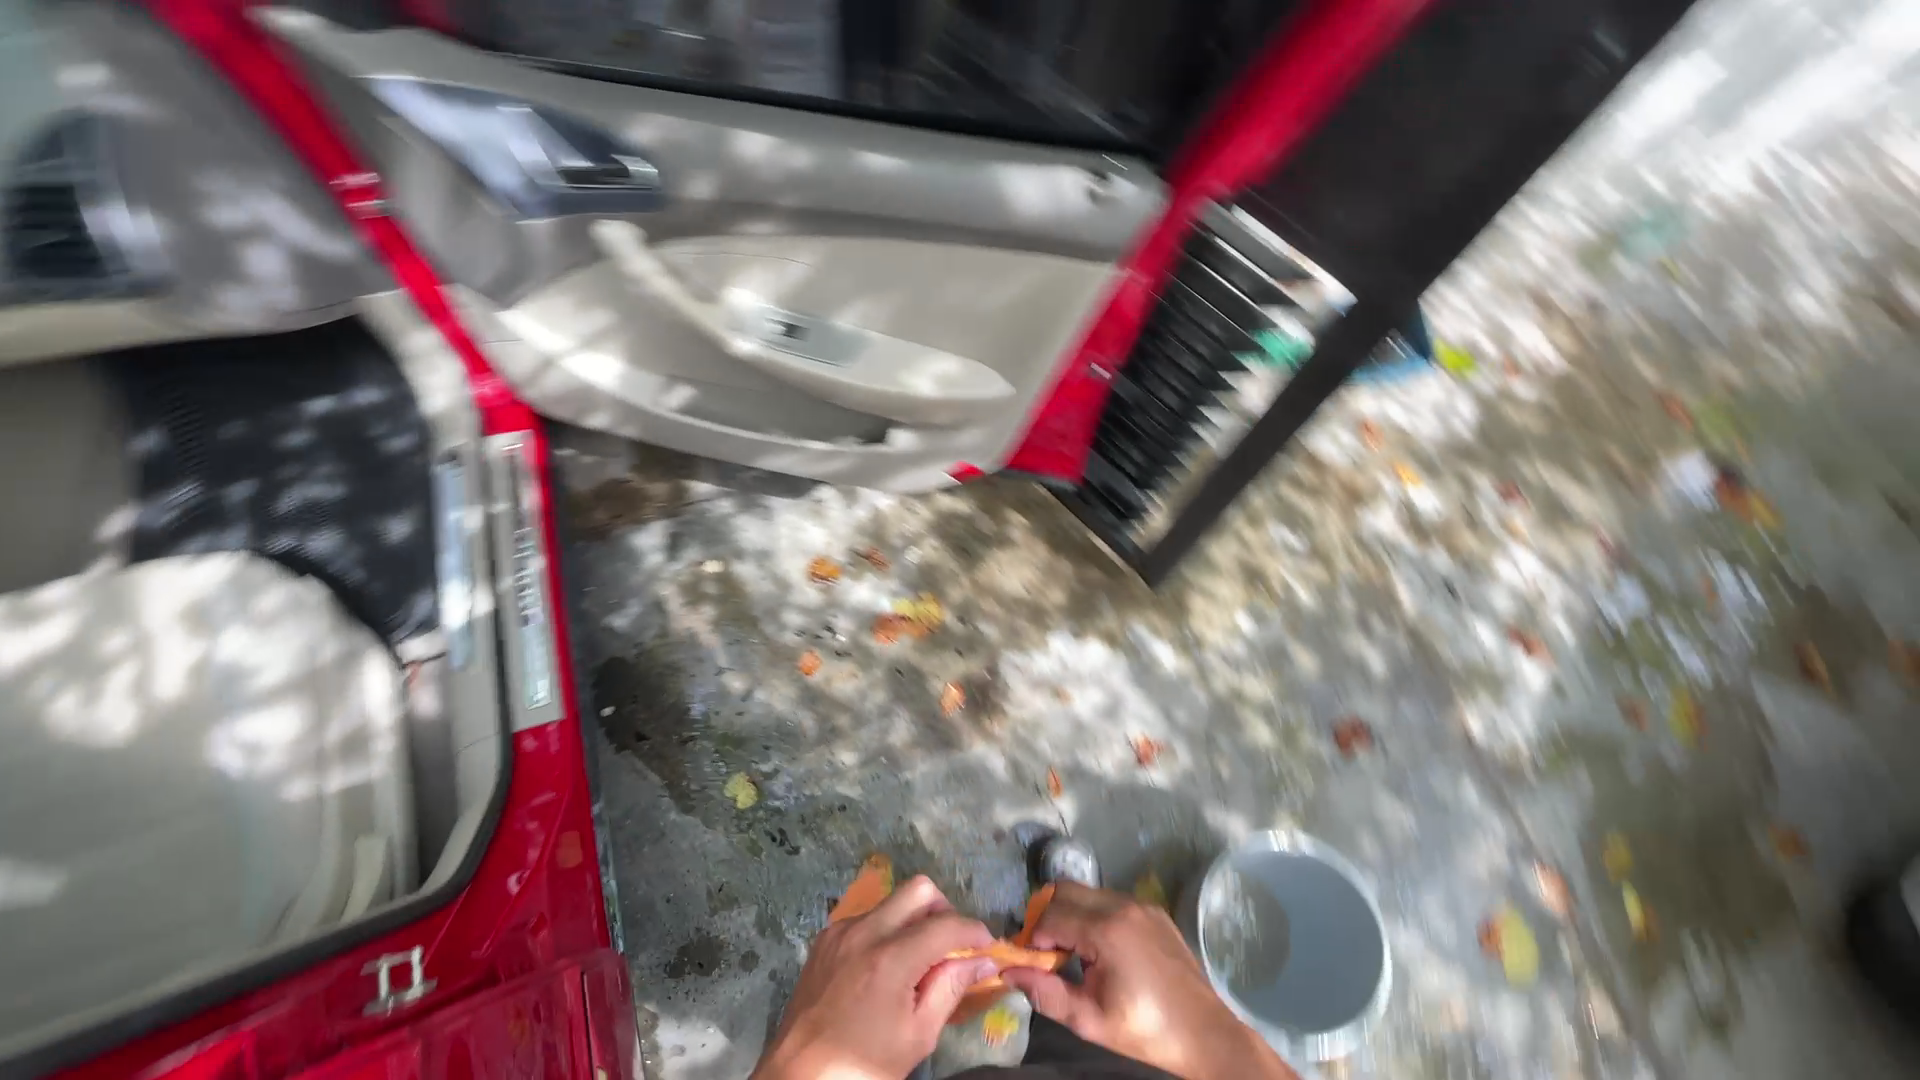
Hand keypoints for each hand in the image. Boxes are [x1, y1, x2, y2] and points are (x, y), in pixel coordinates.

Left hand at [753, 875, 998, 1079]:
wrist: (798, 1078)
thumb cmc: (863, 1066)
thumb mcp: (918, 1036)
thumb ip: (951, 988)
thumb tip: (982, 960)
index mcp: (889, 959)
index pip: (946, 924)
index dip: (974, 931)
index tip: (987, 947)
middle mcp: (864, 932)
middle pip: (919, 889)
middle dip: (943, 911)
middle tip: (950, 946)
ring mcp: (840, 931)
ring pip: (892, 901)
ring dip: (914, 919)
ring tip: (918, 961)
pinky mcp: (825, 938)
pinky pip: (867, 917)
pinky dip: (886, 930)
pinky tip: (886, 967)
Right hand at [1000, 883, 1296, 1079]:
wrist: (1204, 1032)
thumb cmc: (1144, 1028)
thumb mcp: (1090, 1020)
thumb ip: (1046, 993)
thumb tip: (1009, 972)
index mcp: (1106, 930)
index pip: (1050, 916)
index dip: (1034, 938)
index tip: (1035, 963)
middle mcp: (1122, 905)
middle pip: (1065, 891)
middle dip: (1048, 917)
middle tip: (1049, 953)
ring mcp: (1141, 904)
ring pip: (1088, 892)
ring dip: (1072, 914)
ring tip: (1075, 953)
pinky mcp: (1154, 910)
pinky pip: (1111, 900)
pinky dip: (1095, 915)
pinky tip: (1103, 950)